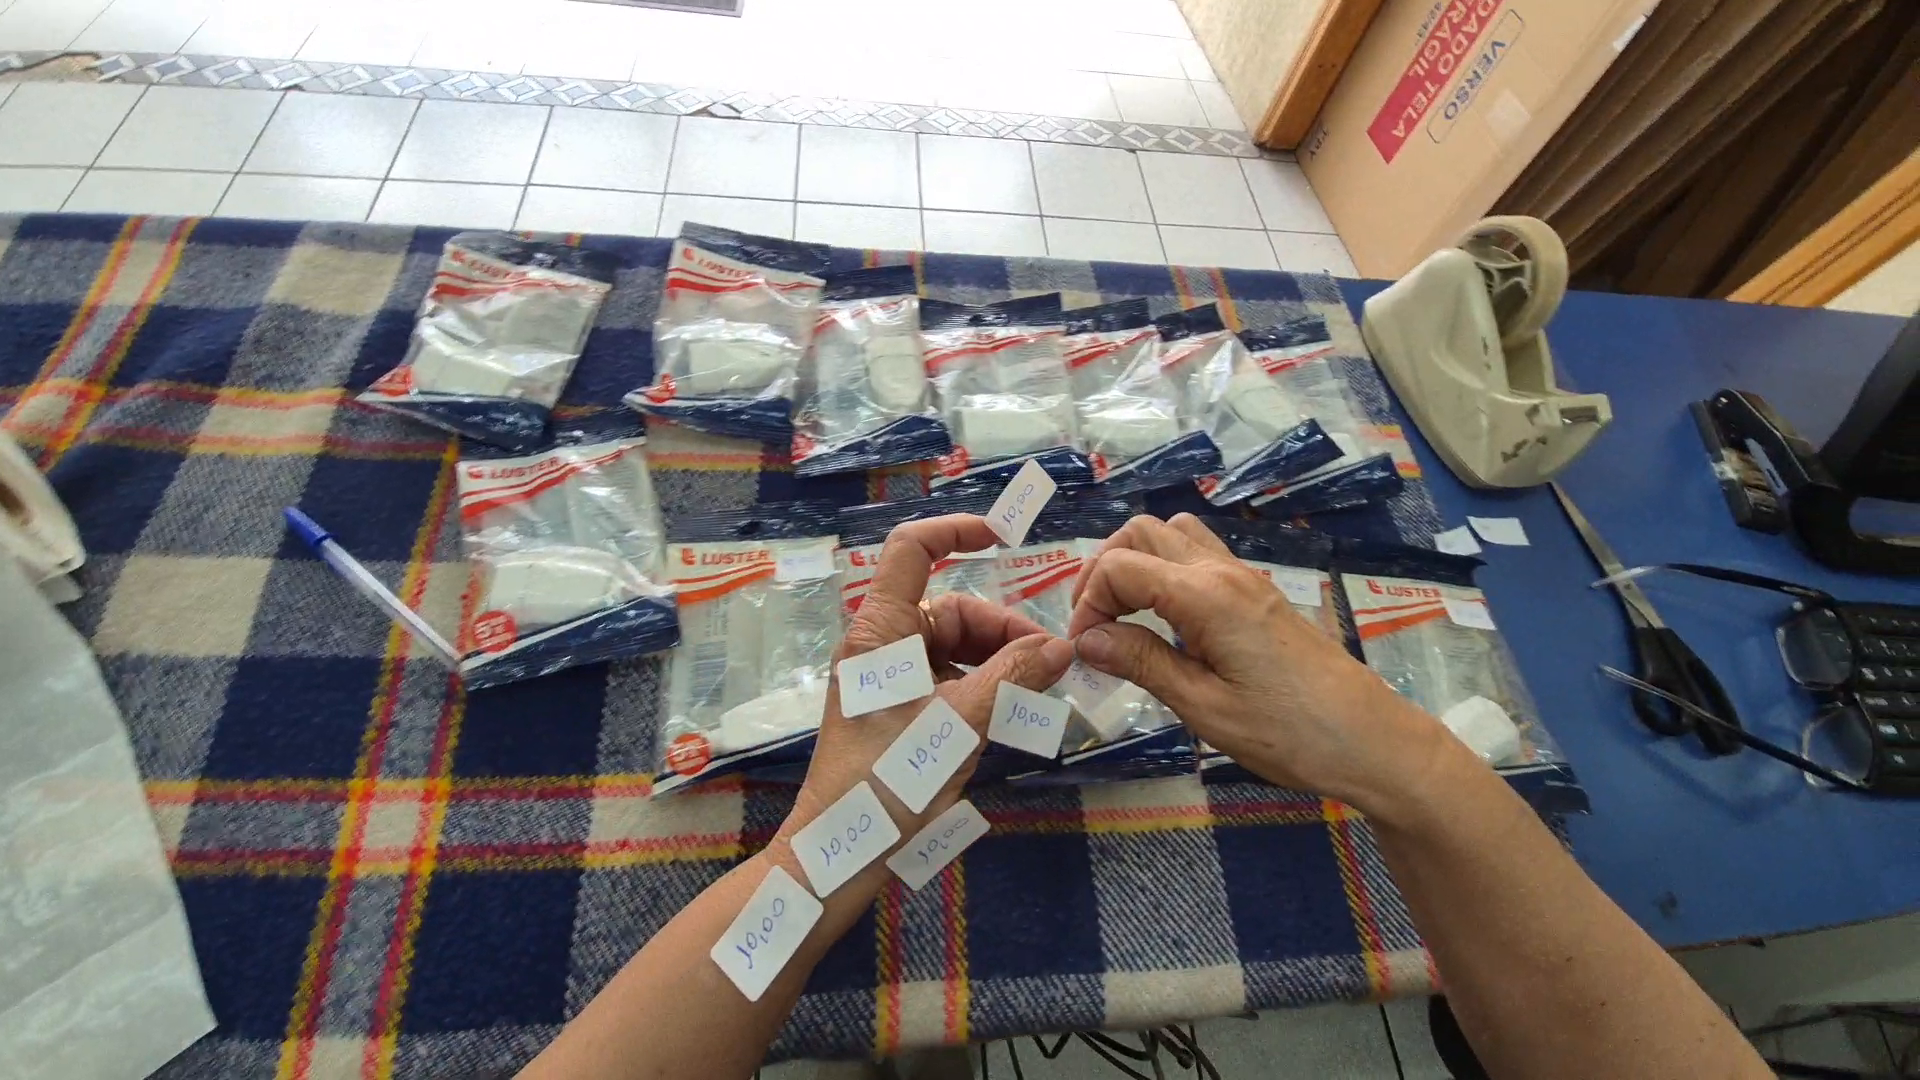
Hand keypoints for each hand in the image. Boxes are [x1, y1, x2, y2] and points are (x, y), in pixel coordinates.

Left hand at [772, 515, 1074, 900]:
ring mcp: (892, 680)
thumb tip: (1062, 646)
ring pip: (957, 648)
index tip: (1006, 536)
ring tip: (1040, 692)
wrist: (839, 854)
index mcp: (882, 632)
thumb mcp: (958, 724)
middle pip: (952, 610)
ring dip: (1000, 663)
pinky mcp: (901, 710)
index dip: (956, 530)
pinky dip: (983, 688)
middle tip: (1051, 664)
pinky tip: (1014, 712)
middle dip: (1004, 630)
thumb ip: (1012, 679)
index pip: (912, 550)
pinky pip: (950, 680)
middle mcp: (884, 646)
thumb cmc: (889, 781)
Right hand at [1065, 513, 1459, 819]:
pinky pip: (1198, 554)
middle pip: (1142, 531)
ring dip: (1136, 561)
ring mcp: (1244, 577)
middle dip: (1103, 568)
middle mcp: (1222, 571)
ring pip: (1173, 533)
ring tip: (1122, 612)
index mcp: (1205, 596)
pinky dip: (1165, 569)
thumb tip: (1086, 638)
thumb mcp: (1204, 707)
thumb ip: (1141, 662)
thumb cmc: (1287, 733)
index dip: (1087, 602)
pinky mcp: (1257, 592)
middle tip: (1093, 621)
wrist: (1373, 742)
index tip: (1083, 649)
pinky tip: (1164, 617)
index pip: (1120, 567)